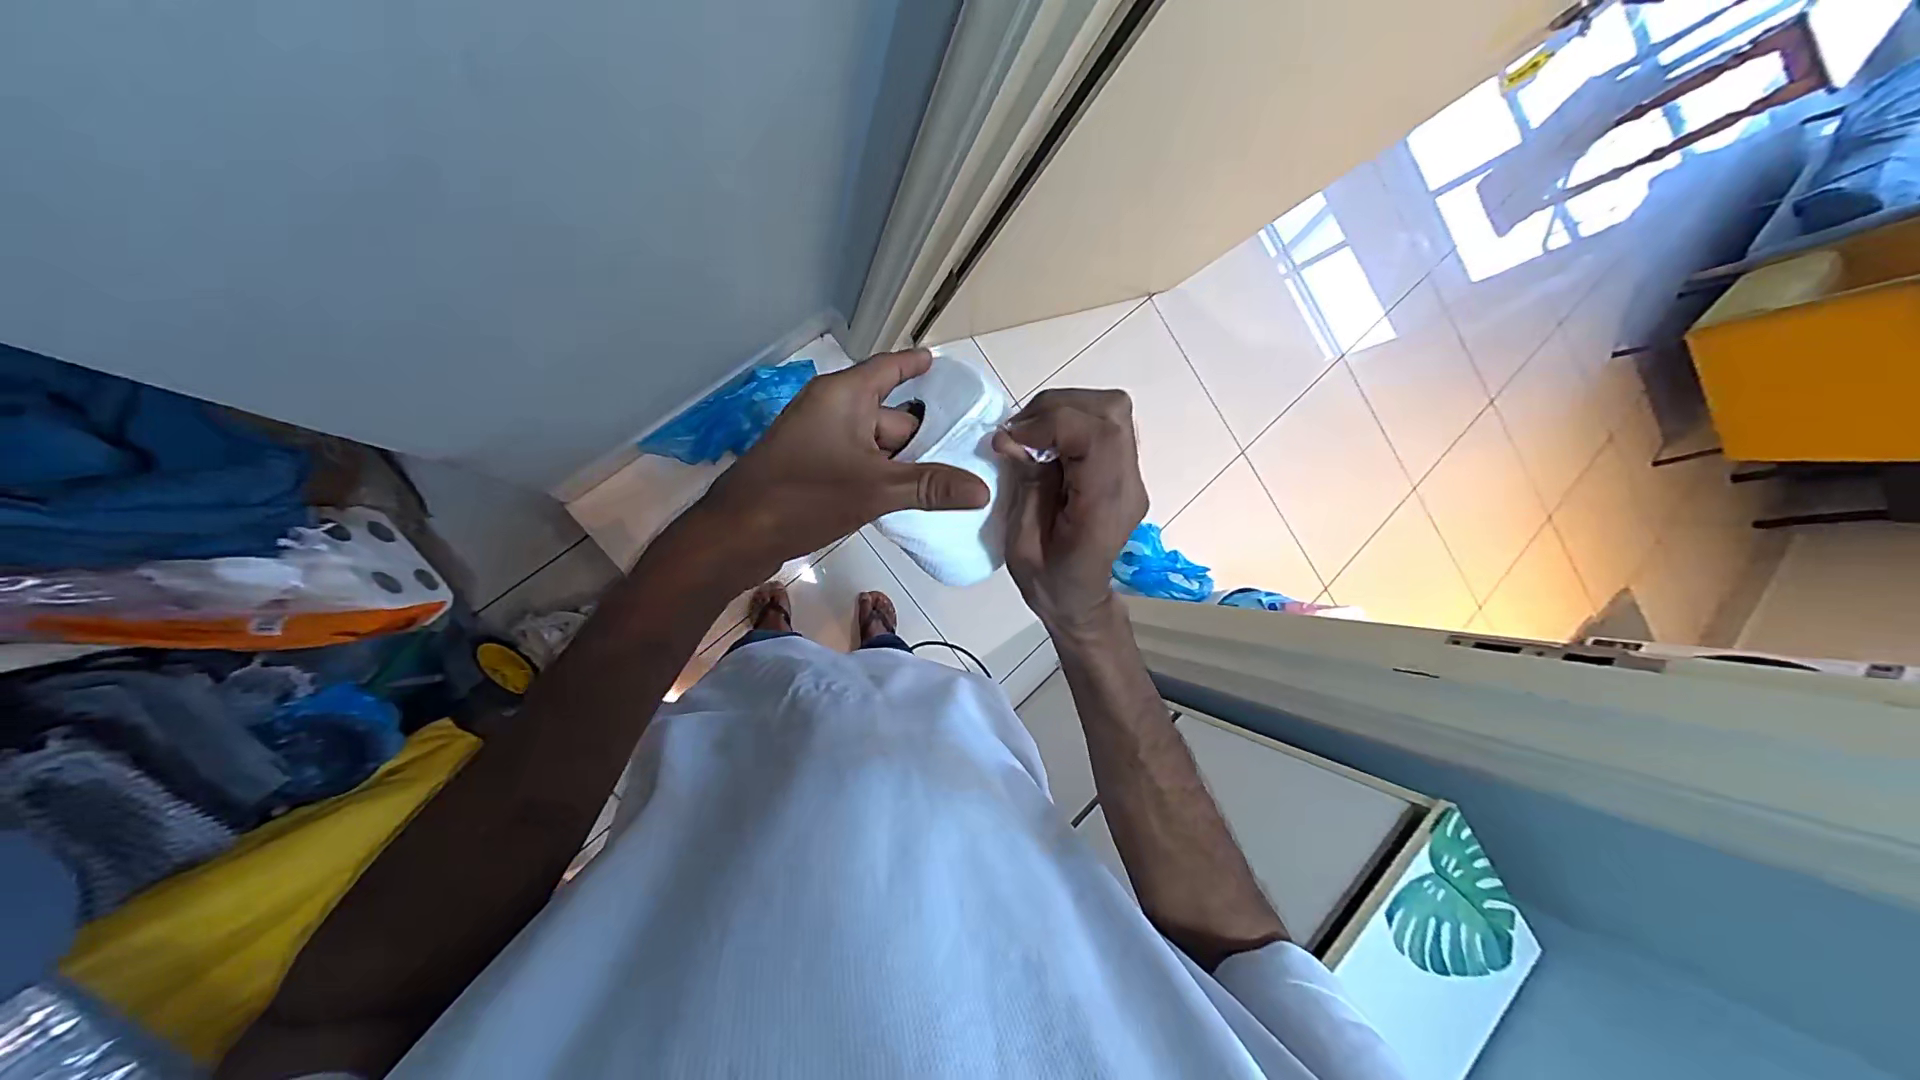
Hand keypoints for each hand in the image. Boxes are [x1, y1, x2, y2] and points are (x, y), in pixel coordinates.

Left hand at [690, 349, 989, 578]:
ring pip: (873, 444)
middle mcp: (831, 410)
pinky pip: (856, 463)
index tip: (939, 363)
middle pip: (889, 416)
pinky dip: (879, 476)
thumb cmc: (805, 496)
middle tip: (965, 455)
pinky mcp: (810, 468)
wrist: (736, 535)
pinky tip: (904, 498)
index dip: (915, 365)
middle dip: (922, 438)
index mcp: (844, 396)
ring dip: (902, 463)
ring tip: (944, 482)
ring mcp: (818, 440)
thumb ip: (929, 487)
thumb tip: (982, 490)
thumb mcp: (876, 490)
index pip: (889, 368)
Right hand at [993, 389, 1147, 635]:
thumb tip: (1011, 438)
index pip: (1098, 437)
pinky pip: (1104, 423)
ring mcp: (1131, 474)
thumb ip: (1024, 486)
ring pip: (1111, 409)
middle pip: (1110, 411)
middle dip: (1055, 409)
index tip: (1010, 439)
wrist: (1080, 600)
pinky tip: (1046, 443)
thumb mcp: (1021, 544)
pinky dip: (1070, 420)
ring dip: (1063, 410)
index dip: (1051, 423)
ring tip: (1030, 436)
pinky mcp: (1123, 468)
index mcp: (1105, 509)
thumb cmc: (1048, 582)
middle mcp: (1128, 485)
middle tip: (1018, 434)